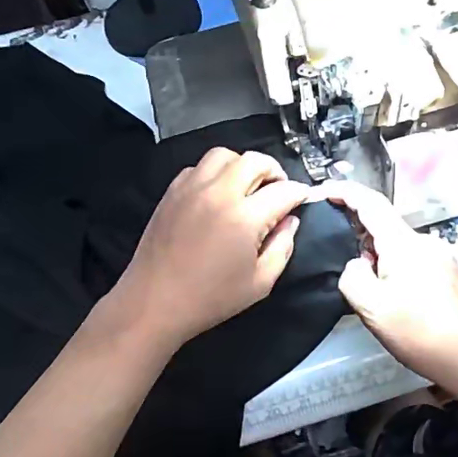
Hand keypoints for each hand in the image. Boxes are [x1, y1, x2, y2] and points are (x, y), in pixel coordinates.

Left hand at [104, 148, 313, 349]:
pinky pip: (199, 167)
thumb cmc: (210, 298)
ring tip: (247, 187)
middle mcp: (218, 193)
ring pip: (224, 155)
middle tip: (278, 190)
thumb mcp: (260, 282)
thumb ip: (283, 247)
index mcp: (244, 217)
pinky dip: (215, 173)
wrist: (154, 301)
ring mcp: (192, 188)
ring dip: (242, 166)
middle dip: (274, 171)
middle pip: (255, 160)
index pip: (283, 191)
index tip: (302, 199)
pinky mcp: (172, 192)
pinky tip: (218, 194)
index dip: (299, 193)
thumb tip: (290, 222)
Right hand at [317, 180, 457, 399]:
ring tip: (360, 284)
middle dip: (354, 229)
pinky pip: (409, 260)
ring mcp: (438, 258)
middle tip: (331, 248)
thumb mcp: (371, 307)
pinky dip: (390, 267)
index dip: (342, 191)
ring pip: (395, 245)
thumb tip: (357, 265)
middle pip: (382, 223)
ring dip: (373, 254)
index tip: (319, 192)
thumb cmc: (422, 332)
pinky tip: (387, 295)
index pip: (369, 202)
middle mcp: (423, 242)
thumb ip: (352, 276)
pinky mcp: (446, 276)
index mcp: (403, 242)